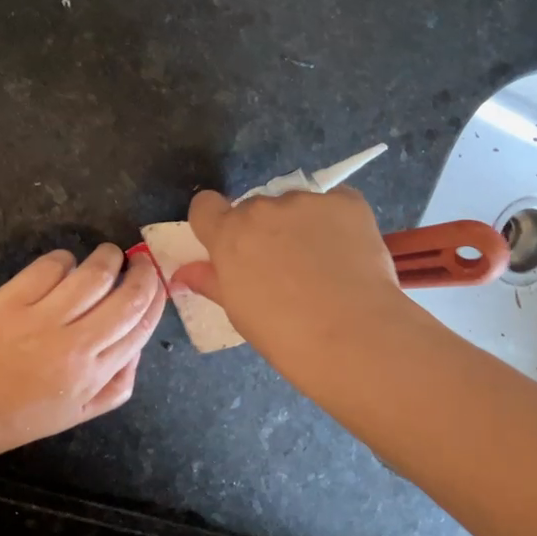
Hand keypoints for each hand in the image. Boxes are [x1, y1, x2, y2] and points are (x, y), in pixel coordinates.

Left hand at [0, 243, 165, 461]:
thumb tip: (138, 344)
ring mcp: (41, 320)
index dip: (155, 296)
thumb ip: (117, 384)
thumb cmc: (20, 415)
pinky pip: (50, 266)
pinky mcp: (10, 301)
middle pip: (127, 296)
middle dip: (141, 272)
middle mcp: (75, 345)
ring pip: (92, 274)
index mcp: (94, 374)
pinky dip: (64, 259)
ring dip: (106, 258)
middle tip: (138, 261)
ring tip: (106, 256)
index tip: (157, 279)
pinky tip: (62, 266)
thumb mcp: (79, 413)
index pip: (141, 325)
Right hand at [173, 188, 412, 384]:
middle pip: (255, 209)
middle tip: (284, 267)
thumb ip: (211, 281)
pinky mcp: (346, 202)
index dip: (215, 221)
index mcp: (228, 233)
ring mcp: (306, 201)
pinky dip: (337, 222)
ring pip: (295, 206)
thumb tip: (184, 272)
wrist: (352, 335)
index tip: (229, 243)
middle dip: (264, 230)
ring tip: (323, 264)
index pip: (205, 206)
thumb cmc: (284, 333)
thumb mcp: (238, 311)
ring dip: (301, 225)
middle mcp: (262, 208)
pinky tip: (347, 253)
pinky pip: (334, 203)